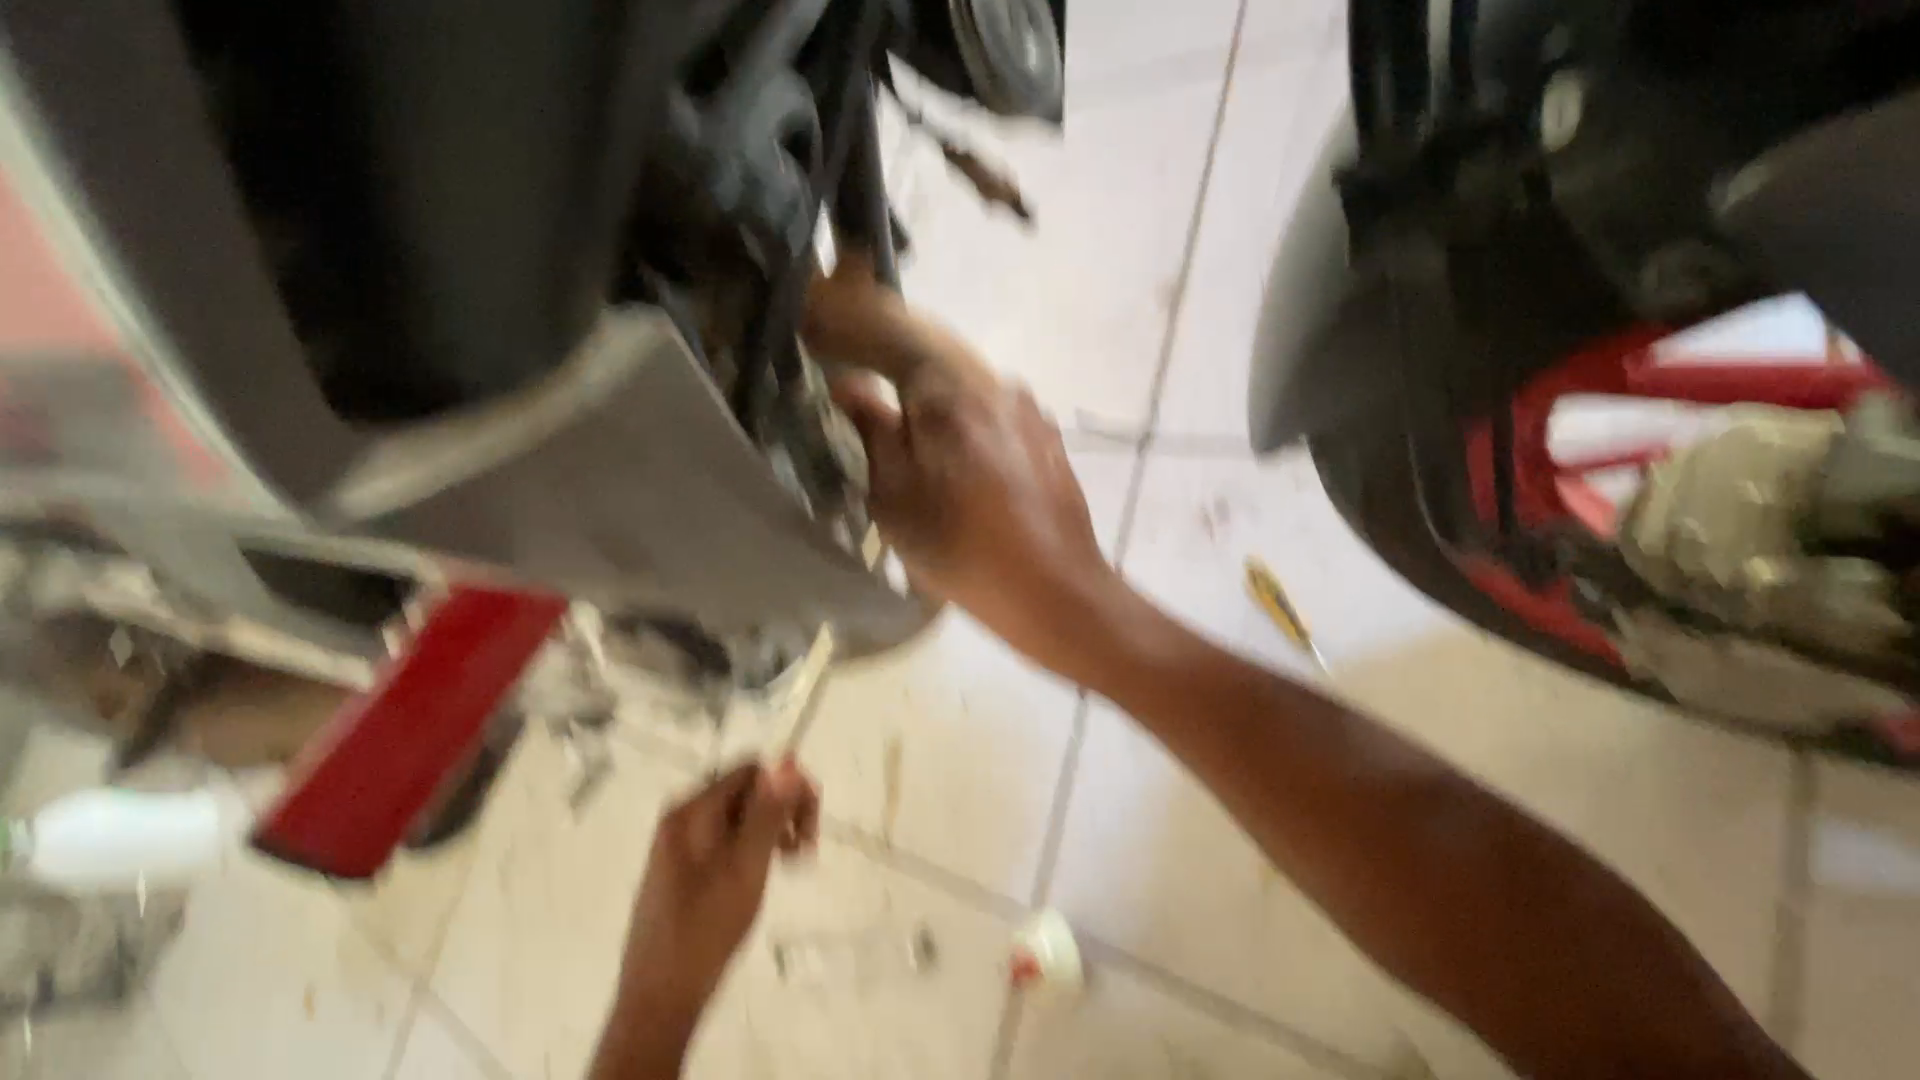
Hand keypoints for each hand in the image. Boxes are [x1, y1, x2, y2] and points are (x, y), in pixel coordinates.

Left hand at [616, 759, 819, 1024]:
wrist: (658, 998)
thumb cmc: (705, 930)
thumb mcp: (746, 867)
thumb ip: (768, 812)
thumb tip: (788, 759)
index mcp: (691, 810)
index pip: (752, 770)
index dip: (788, 789)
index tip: (809, 828)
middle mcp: (682, 817)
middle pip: (746, 789)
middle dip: (783, 810)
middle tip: (806, 849)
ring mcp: (679, 843)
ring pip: (740, 816)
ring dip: (773, 830)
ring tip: (793, 864)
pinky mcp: (683, 868)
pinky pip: (726, 839)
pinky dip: (753, 848)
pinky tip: (765, 874)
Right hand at [805, 256, 1121, 667]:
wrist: (1053, 589)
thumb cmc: (961, 549)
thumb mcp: (896, 497)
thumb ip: (873, 431)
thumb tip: (849, 386)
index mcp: (949, 391)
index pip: (894, 335)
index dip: (855, 329)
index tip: (823, 331)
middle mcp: (993, 383)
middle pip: (935, 351)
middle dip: (894, 355)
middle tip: (860, 368)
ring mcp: (1028, 409)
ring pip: (967, 381)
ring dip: (932, 386)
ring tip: (905, 411)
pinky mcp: (1047, 437)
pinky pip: (994, 408)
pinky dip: (964, 412)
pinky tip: (954, 445)